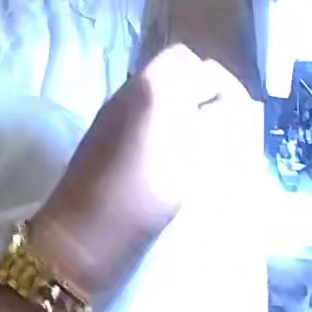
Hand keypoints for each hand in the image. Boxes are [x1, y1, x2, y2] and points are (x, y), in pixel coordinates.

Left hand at [29, 45, 247, 298]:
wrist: (68, 249)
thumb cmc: (130, 216)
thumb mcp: (185, 182)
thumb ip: (213, 141)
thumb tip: (231, 120)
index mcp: (154, 96)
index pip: (204, 70)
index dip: (229, 89)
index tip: (242, 119)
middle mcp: (131, 90)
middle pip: (178, 62)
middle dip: (205, 83)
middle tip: (223, 119)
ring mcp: (114, 107)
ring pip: (160, 79)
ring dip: (185, 96)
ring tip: (203, 134)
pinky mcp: (104, 126)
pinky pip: (145, 99)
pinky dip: (166, 109)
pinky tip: (175, 147)